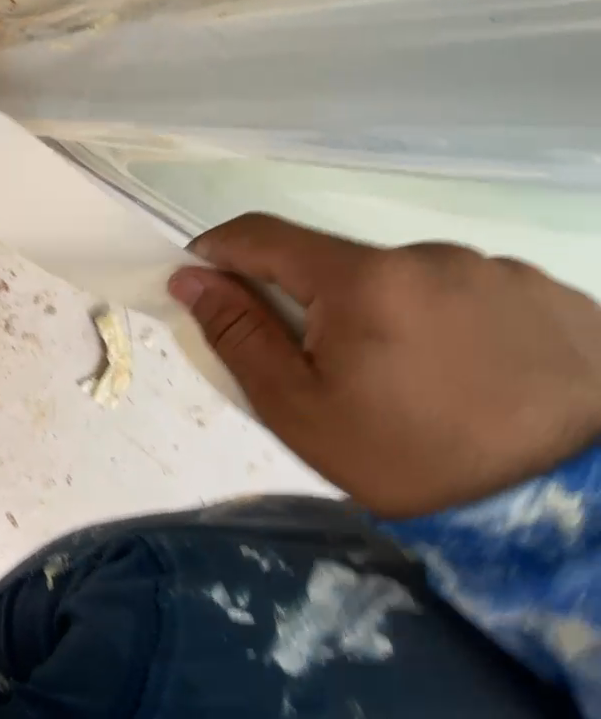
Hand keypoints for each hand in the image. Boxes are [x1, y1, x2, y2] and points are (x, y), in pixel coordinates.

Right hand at [168, 213, 600, 518]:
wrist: (568, 517)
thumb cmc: (406, 458)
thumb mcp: (293, 406)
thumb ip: (236, 331)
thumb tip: (189, 277)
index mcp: (364, 279)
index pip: (260, 235)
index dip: (217, 251)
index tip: (202, 281)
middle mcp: (436, 258)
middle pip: (338, 262)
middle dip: (312, 298)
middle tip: (324, 364)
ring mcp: (508, 275)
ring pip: (408, 279)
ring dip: (386, 309)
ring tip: (410, 376)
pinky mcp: (564, 301)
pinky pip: (475, 294)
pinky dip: (452, 321)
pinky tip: (470, 374)